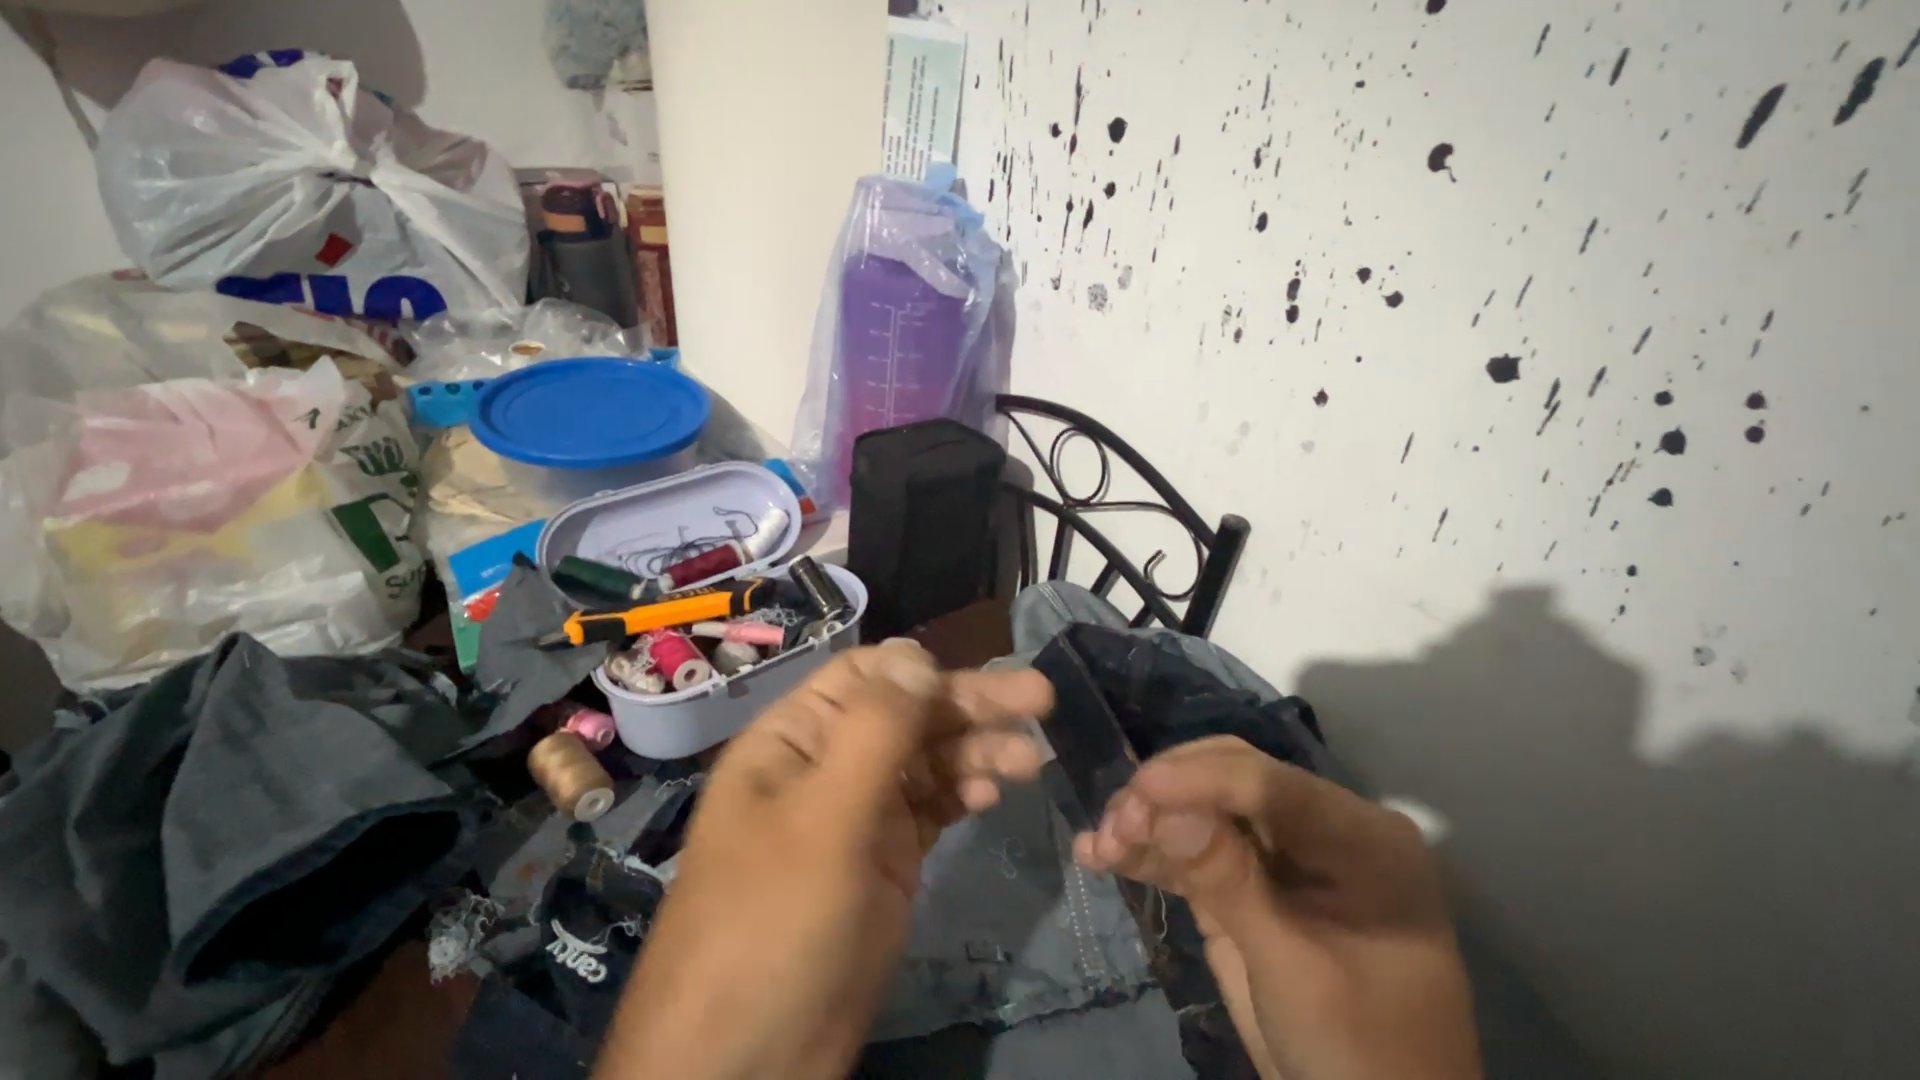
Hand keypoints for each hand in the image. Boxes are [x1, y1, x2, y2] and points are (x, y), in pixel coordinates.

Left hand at [595, 640, 1053, 1079]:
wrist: (748, 1060)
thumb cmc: (774, 923)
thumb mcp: (823, 818)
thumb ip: (875, 731)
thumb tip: (918, 655)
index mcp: (793, 740)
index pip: (864, 677)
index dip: (923, 672)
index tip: (982, 685)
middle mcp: (826, 766)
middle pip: (906, 714)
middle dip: (970, 705)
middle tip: (1042, 698)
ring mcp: (857, 815)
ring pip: (926, 760)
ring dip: (977, 751)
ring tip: (1032, 759)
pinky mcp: (886, 860)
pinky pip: (931, 806)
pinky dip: (962, 792)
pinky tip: (990, 795)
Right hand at [1074, 737, 1480, 1079]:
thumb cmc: (1359, 1049)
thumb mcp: (1296, 972)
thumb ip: (1232, 886)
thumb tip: (1165, 812)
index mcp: (1364, 839)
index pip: (1277, 788)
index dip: (1205, 781)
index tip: (1139, 789)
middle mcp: (1321, 828)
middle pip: (1232, 778)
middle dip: (1168, 795)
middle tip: (1115, 827)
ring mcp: (1280, 854)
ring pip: (1203, 808)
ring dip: (1148, 821)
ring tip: (1098, 845)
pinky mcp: (1245, 882)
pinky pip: (1192, 852)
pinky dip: (1148, 853)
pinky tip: (1097, 854)